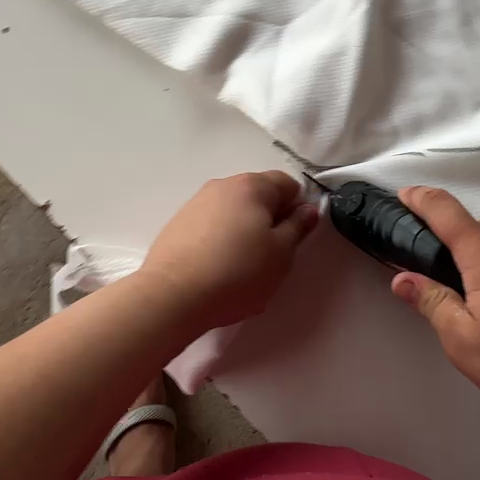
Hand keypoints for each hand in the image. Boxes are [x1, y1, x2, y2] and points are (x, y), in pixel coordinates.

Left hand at [139, 171, 319, 331]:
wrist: (172, 296)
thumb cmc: (236, 274)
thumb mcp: (281, 255)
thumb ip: (298, 227)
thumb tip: (308, 209)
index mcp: (252, 185)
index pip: (287, 184)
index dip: (297, 209)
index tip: (293, 238)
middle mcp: (223, 184)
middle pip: (258, 195)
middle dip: (269, 220)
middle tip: (269, 256)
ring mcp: (197, 202)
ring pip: (233, 210)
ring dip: (243, 230)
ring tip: (241, 267)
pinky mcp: (178, 223)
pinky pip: (211, 224)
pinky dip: (220, 239)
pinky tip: (216, 268)